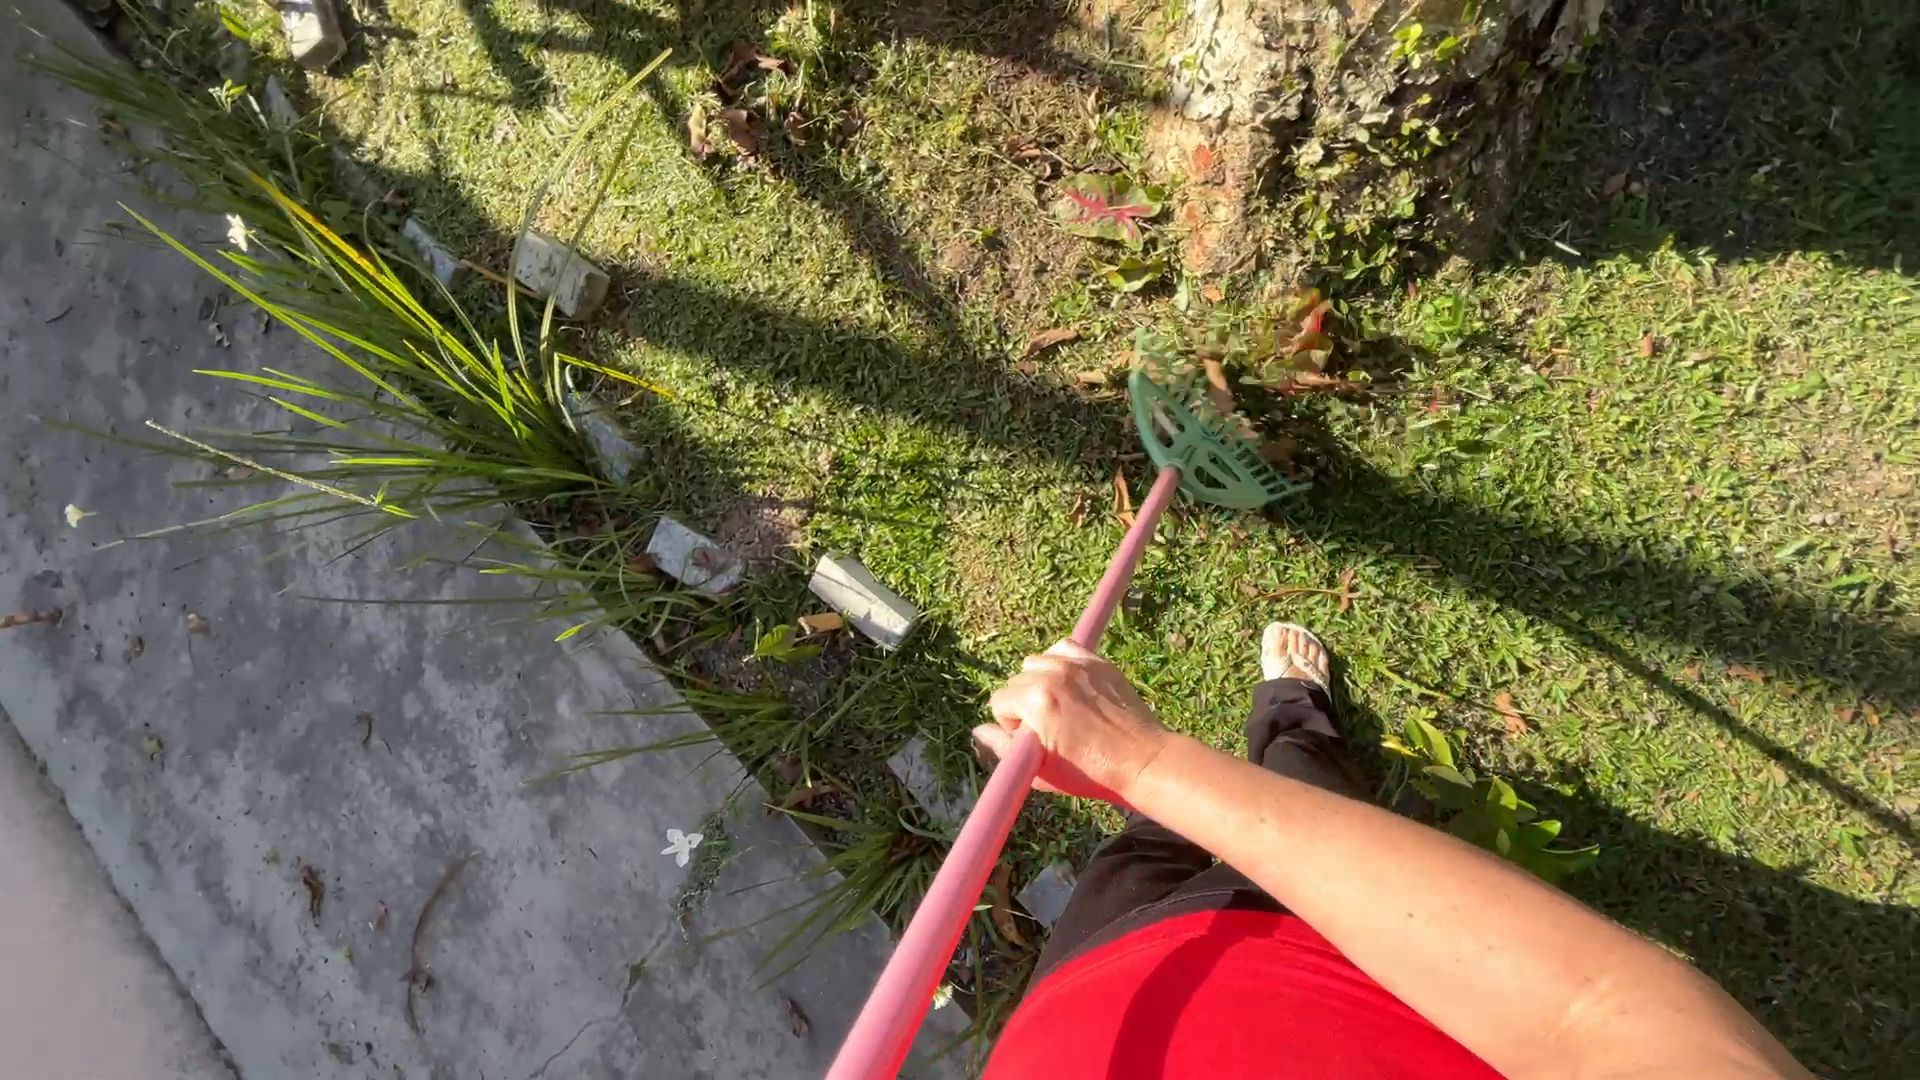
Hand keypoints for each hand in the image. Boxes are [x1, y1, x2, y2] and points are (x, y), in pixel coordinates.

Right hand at [974, 641, 1169, 804]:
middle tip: (1048, 727)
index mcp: (1034, 701)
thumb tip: (979, 731)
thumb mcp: (1041, 770)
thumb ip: (1004, 747)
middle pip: (1016, 681)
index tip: (1032, 739)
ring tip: (1060, 706)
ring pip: (1036, 663)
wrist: (1140, 760)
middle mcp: (1051, 676)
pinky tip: (1070, 684)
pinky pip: (1062, 649)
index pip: (999, 701)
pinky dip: (1060, 662)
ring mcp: (1075, 665)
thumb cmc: (1091, 772)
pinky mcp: (1095, 661)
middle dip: (1023, 703)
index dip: (1011, 724)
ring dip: (1040, 682)